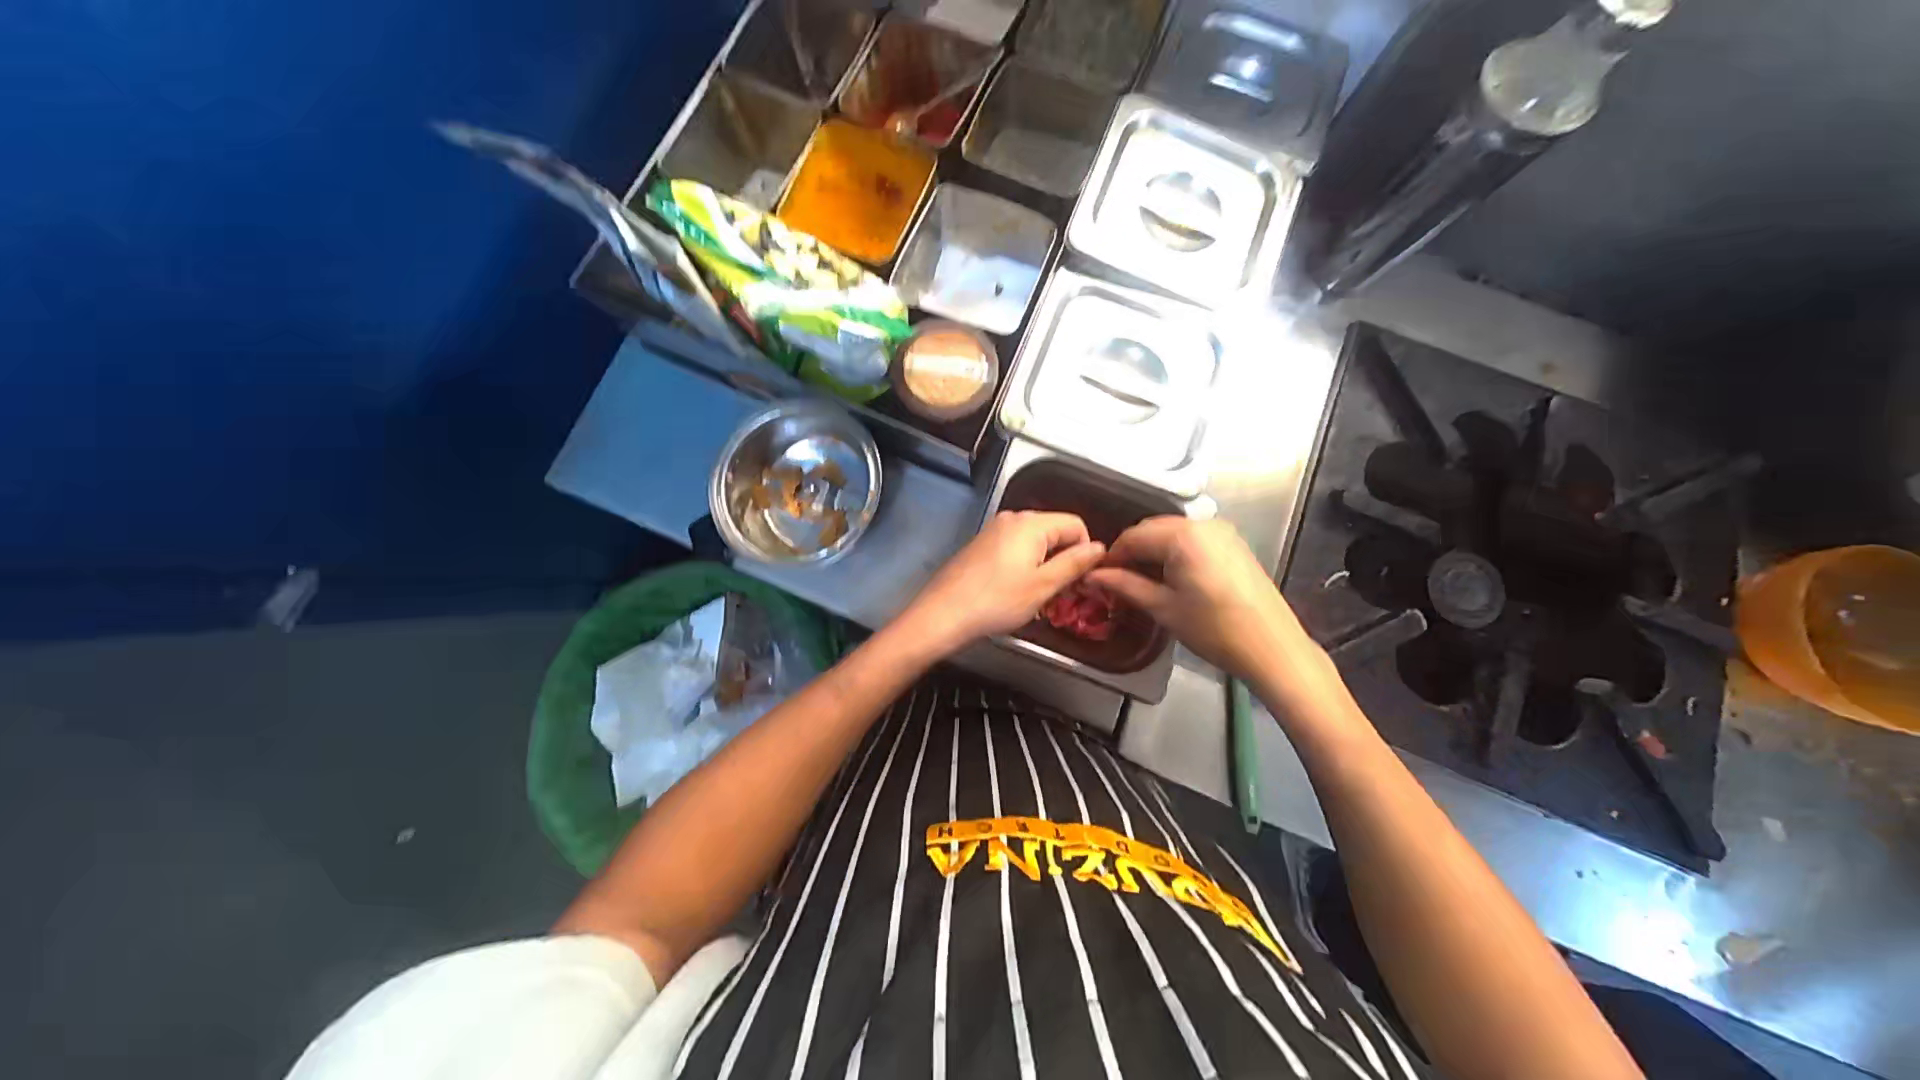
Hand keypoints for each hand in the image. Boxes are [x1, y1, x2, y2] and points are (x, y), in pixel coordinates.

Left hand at [894, 511, 1106, 655]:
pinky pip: (1015, 549)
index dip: (1085, 551)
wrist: (944, 613)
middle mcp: (1012, 519)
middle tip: (1064, 594)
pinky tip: (1018, 592)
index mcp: (1031, 524)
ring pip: (1035, 542)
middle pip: (1055, 531)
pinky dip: (1025, 566)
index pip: (1075, 524)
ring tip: (1041, 597)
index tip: (1082, 580)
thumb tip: (1098, 548)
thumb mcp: (1043, 585)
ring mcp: (994, 530)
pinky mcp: (982, 545)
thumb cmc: (996, 601)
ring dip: (1045, 566)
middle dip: (1065, 559)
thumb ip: (1074, 563)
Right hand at [1085, 517, 1335, 693]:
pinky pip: (1192, 539)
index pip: (1133, 536)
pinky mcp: (1233, 544)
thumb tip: (1094, 576)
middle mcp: (1203, 524)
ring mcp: (1222, 532)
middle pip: (1152, 529)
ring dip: (1152, 552)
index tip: (1099, 576)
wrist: (1272, 648)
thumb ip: (1125, 585)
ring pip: (1172, 533)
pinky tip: (1170, 579)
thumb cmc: (1215, 630)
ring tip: (1142, 583)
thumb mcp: (1163, 608)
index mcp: (1183, 536)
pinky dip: (1174, 553)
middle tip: (1117, 581)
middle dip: (1132, 552)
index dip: (1112, 556)